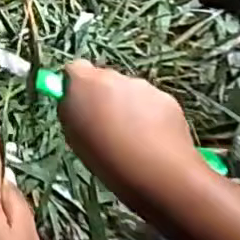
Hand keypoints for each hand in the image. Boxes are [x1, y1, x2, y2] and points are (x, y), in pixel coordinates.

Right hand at [59, 60, 209, 209]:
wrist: (157, 172)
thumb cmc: (105, 158)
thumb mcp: (73, 134)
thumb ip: (72, 110)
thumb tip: (74, 101)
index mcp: (84, 82)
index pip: (74, 67)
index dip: (75, 84)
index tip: (79, 102)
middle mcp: (113, 76)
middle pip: (104, 78)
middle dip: (104, 95)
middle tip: (107, 124)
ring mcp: (142, 86)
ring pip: (130, 91)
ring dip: (128, 106)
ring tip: (133, 138)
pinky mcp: (167, 98)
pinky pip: (153, 103)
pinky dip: (151, 116)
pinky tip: (153, 140)